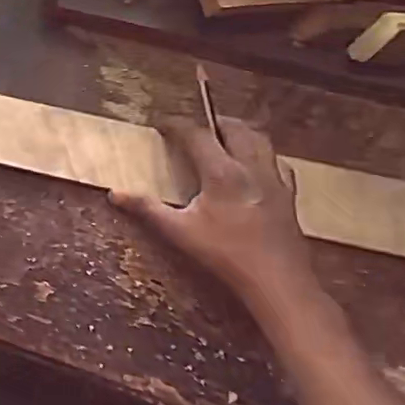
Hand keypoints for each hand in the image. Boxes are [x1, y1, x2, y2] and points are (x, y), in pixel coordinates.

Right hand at [111, 118, 316, 315]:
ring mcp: (274, 179)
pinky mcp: (288, 195)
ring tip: (223, 137)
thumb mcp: (180, 232)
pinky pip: (278, 161)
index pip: (197, 134)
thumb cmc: (226, 255)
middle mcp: (250, 166)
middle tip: (194, 128)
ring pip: (259, 139)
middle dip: (211, 121)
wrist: (278, 283)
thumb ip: (148, 209)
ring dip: (239, 131)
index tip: (162, 125)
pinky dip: (263, 154)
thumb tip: (115, 193)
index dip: (177, 125)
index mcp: (222, 171)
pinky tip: (255, 165)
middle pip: (233, 128)